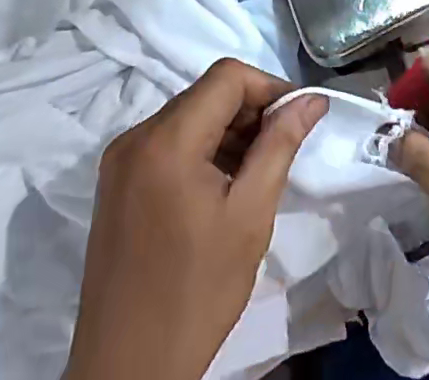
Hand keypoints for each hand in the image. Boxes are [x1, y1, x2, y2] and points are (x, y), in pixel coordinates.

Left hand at [64, 58, 328, 379]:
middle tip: (284, 147)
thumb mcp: (250, 215)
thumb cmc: (198, 291)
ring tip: (258, 171)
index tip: (299, 118)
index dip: (270, 87)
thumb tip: (311, 101)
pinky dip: (201, 149)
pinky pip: (167, 142)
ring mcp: (120, 157)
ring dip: (227, 131)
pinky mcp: (116, 179)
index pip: (226, 76)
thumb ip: (280, 145)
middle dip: (250, 110)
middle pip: (204, 94)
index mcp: (166, 139)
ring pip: (187, 116)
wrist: (128, 364)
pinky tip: (223, 184)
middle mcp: (136, 135)